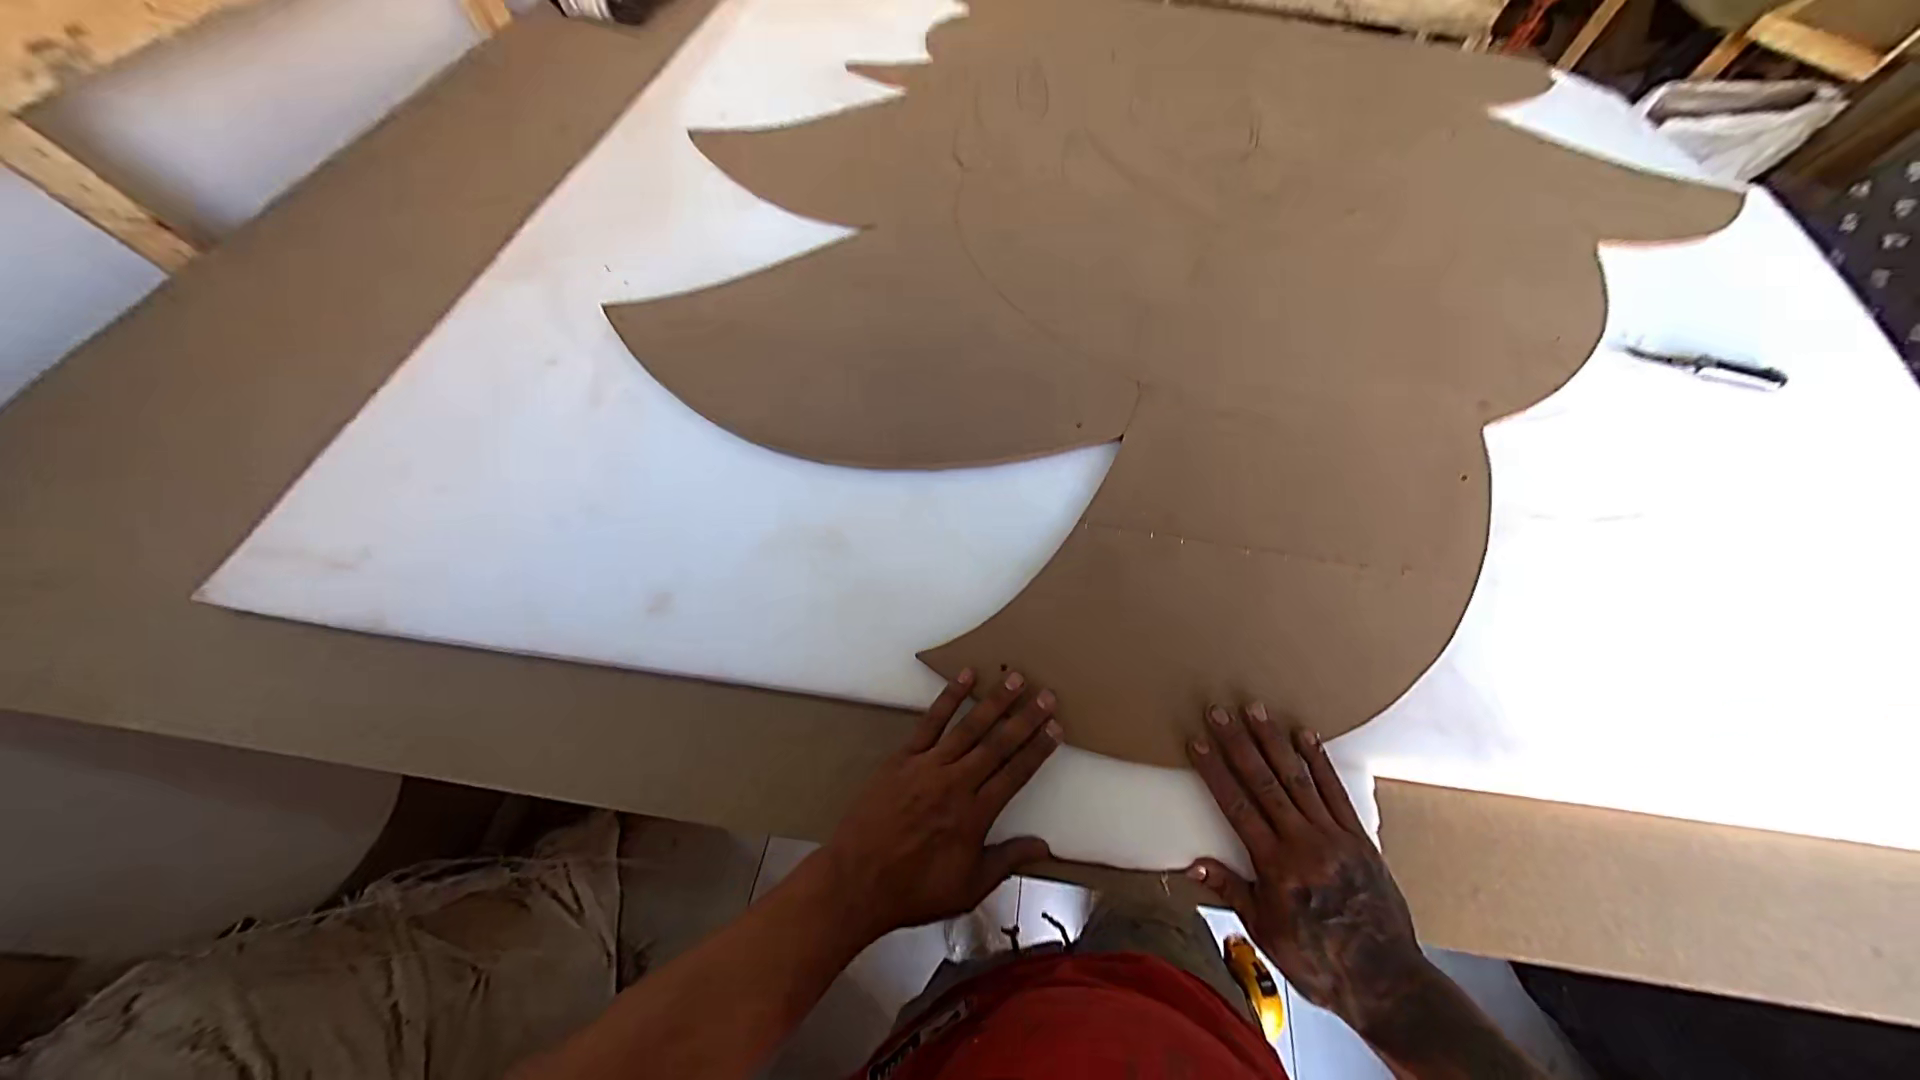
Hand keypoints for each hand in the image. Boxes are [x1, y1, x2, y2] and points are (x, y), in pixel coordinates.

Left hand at [817, 669, 1061, 940]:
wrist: (856, 881)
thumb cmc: (915, 890)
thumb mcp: (968, 887)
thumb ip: (1007, 861)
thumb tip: (1044, 847)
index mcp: (976, 815)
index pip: (1016, 773)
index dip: (1038, 749)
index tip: (1056, 728)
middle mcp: (957, 784)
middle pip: (998, 744)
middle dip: (1025, 718)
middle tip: (1047, 695)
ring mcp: (928, 766)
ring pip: (969, 727)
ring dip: (994, 701)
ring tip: (1015, 678)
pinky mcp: (903, 757)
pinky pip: (930, 722)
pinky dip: (949, 698)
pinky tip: (965, 677)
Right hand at [1184, 703, 1427, 1035]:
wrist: (1387, 981)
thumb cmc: (1320, 960)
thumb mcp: (1265, 930)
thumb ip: (1231, 890)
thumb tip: (1194, 866)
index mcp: (1276, 865)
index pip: (1237, 806)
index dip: (1215, 771)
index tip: (1199, 743)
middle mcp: (1304, 843)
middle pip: (1264, 782)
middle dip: (1239, 744)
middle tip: (1221, 712)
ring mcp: (1335, 836)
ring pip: (1298, 778)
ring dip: (1274, 741)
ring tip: (1257, 710)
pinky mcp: (1359, 838)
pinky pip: (1336, 792)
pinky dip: (1319, 761)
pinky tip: (1306, 736)